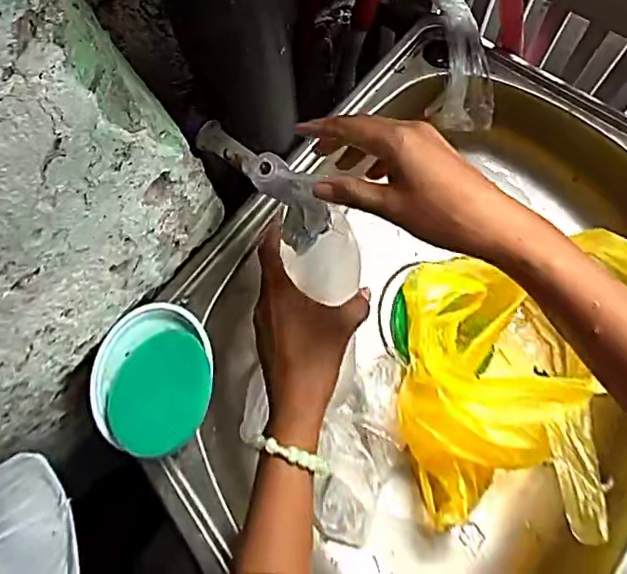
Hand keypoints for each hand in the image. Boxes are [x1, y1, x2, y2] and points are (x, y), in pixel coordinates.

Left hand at [253, 220, 369, 442]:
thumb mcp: (342, 327)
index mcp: (277, 293)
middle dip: (280, 252)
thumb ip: (356, 304)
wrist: (295, 406)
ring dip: (281, 277)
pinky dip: (282, 299)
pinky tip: (301, 307)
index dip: (270, 232)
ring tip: (302, 271)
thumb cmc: (314, 361)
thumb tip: (365, 291)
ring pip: (268, 290)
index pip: (266, 251)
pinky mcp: (264, 340)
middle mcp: (264, 304)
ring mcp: (261, 324)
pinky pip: (270, 309)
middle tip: (298, 242)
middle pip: (266, 268)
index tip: (279, 220)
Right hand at [298, 115, 556, 266]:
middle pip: (366, 126)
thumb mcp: (391, 206)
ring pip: (383, 135)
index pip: (349, 126)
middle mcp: (413, 132)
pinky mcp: (437, 151)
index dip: (322, 128)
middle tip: (318, 149)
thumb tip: (323, 186)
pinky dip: (380, 154)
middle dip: (339, 136)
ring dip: (360, 146)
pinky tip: (375, 174)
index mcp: (397, 140)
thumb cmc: (448, 216)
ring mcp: (427, 139)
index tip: (303, 130)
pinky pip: (399, 144)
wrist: (495, 225)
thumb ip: (353, 191)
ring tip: (342, 165)